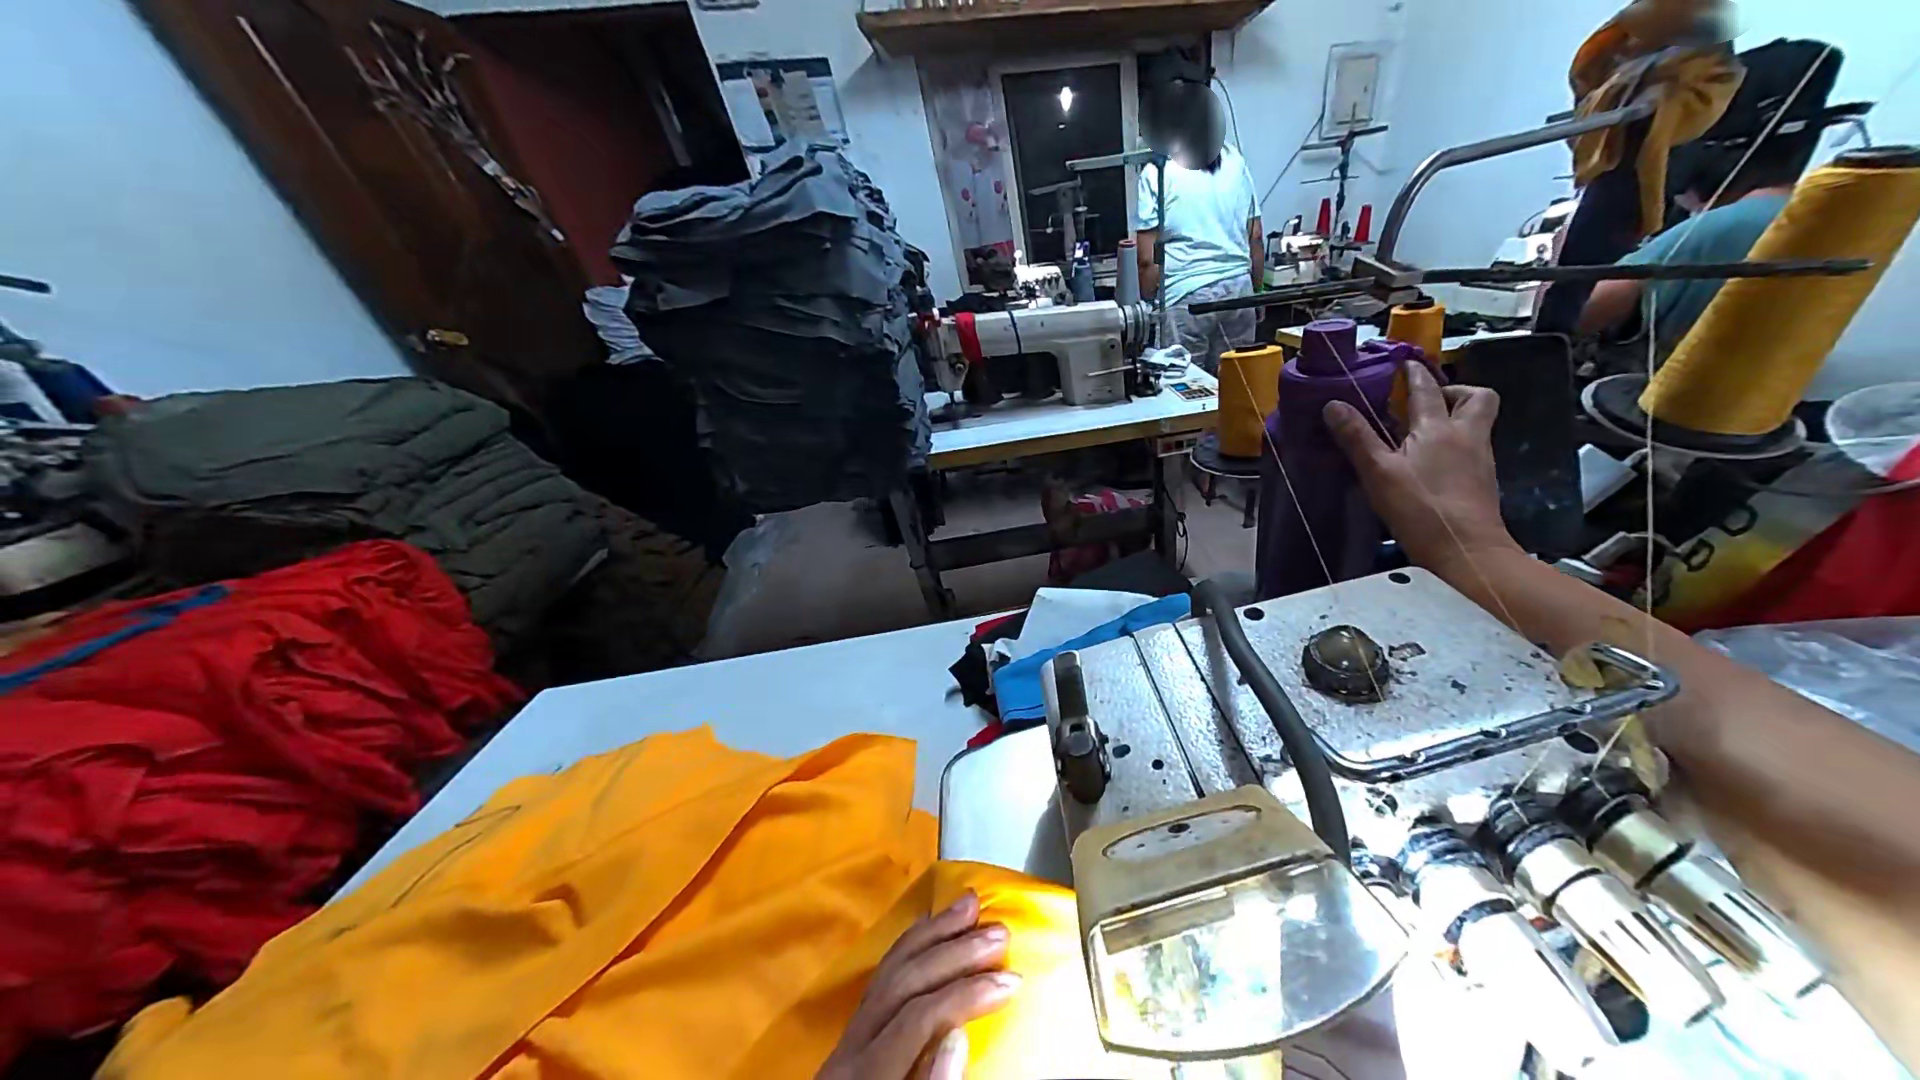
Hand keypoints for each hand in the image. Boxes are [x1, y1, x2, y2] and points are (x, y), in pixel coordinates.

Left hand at [816, 891, 1020, 1079]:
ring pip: (890, 968)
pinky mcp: (853, 1029)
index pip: (917, 1018)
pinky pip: (881, 974)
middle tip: (999, 932)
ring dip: (934, 934)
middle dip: (954, 953)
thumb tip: (957, 1037)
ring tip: (970, 906)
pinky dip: (911, 944)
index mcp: (864, 1076)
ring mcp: (848, 1032)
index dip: (966, 995)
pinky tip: (932, 926)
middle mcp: (851, 1045)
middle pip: (904, 983)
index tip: (1011, 980)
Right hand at [1323, 360, 1519, 577]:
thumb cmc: (1419, 508)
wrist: (1466, 550)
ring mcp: (1480, 458)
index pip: (1426, 390)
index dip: (1413, 374)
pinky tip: (1431, 461)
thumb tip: (1333, 404)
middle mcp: (1467, 436)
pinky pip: (1471, 447)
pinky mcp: (1482, 480)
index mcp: (1439, 429)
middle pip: (1476, 398)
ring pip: (1476, 422)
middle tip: (1428, 398)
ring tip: (1423, 429)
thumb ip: (1356, 437)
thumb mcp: (1378, 472)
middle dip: (1454, 390)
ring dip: (1455, 415)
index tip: (1403, 363)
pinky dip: (1454, 443)